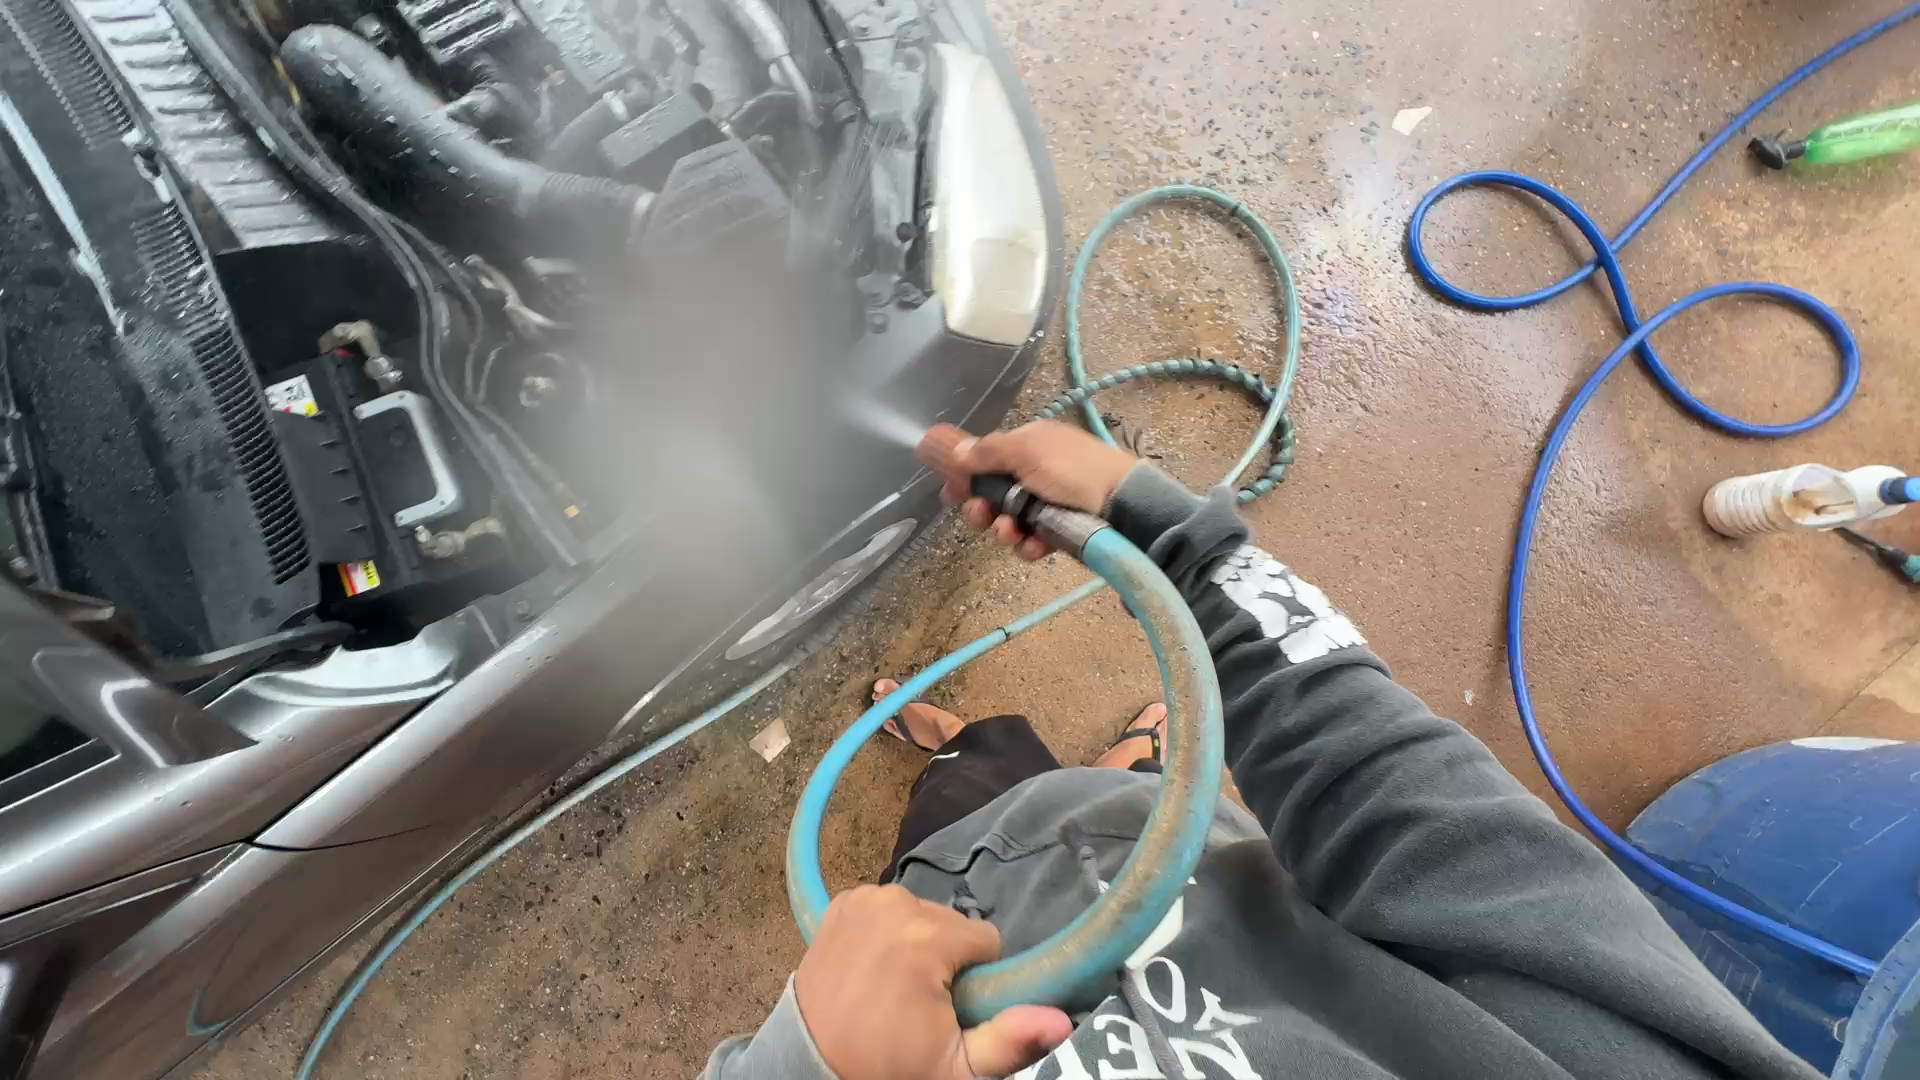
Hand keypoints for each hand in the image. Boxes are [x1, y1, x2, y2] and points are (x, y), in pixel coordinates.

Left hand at [793, 885, 1071, 1079]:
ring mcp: (867, 897)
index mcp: (928, 935)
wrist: (807, 1066)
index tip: (952, 1007)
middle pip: (952, 924)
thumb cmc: (885, 1068)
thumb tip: (1063, 1020)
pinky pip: (888, 907)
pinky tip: (872, 966)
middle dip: (946, 958)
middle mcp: (898, 901)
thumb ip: (1010, 1040)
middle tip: (919, 1002)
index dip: (976, 978)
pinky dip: (887, 930)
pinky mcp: (845, 900)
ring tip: (894, 986)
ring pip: (921, 913)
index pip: (985, 940)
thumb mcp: (955, 1071)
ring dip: (917, 942)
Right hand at [918, 421, 1135, 560]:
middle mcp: (1035, 474)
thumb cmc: (1074, 470)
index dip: (965, 476)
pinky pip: (1029, 542)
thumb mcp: (1028, 451)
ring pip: (1006, 523)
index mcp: (1029, 447)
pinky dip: (1027, 546)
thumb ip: (987, 452)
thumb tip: (951, 449)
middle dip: (980, 508)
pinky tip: (1034, 546)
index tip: (950, 493)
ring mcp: (1046, 506)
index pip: (986, 460)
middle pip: (991, 495)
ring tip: (1010, 532)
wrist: (1123, 506)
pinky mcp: (1057, 533)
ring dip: (1001, 530)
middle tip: (980, 514)